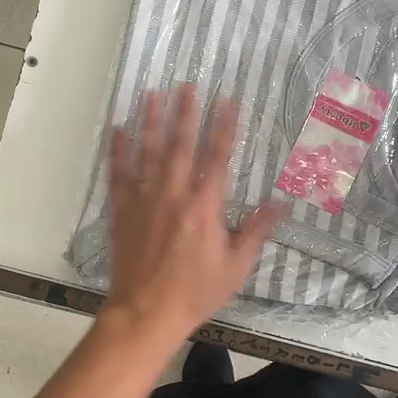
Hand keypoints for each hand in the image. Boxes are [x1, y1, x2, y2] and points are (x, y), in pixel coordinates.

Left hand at [102, 84, 280, 348]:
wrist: (146, 313)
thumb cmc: (195, 292)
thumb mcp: (236, 266)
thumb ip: (255, 231)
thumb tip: (280, 205)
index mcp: (204, 206)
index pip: (217, 157)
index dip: (223, 126)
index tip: (227, 100)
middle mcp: (173, 195)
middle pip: (180, 145)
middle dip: (185, 112)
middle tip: (187, 84)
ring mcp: (143, 201)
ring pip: (147, 152)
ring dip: (151, 121)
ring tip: (152, 93)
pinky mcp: (121, 212)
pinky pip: (118, 174)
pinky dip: (118, 150)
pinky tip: (118, 129)